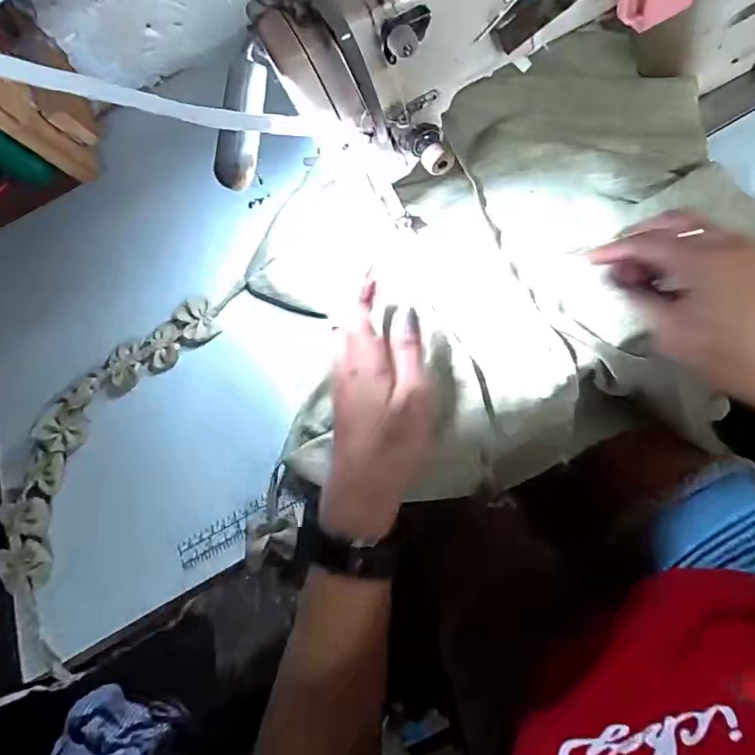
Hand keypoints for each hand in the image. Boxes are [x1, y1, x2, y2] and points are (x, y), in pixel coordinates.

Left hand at [322, 279, 436, 539]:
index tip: (377, 266)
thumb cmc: (394, 442)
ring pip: (342, 338)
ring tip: (375, 305)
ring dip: (356, 317)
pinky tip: (370, 345)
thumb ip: (410, 351)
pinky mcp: (343, 398)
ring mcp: (340, 382)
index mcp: (363, 359)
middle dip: (359, 298)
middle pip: (345, 321)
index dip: (365, 286)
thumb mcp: (415, 396)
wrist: (360, 489)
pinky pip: (345, 353)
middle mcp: (344, 364)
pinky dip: (356, 337)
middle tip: (379, 282)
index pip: (358, 309)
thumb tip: (407, 312)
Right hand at [589, 212, 754, 454]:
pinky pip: (733, 243)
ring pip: (707, 230)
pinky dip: (706, 251)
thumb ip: (643, 303)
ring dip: (676, 241)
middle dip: (643, 235)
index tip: (591, 258)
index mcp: (701, 257)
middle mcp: (730, 239)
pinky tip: (703, 278)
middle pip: (676, 222)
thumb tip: (622, 279)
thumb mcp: (680, 339)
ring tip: (659, 268)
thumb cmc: (742, 363)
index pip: (646, 242)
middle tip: (623, 257)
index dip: (615, 248)